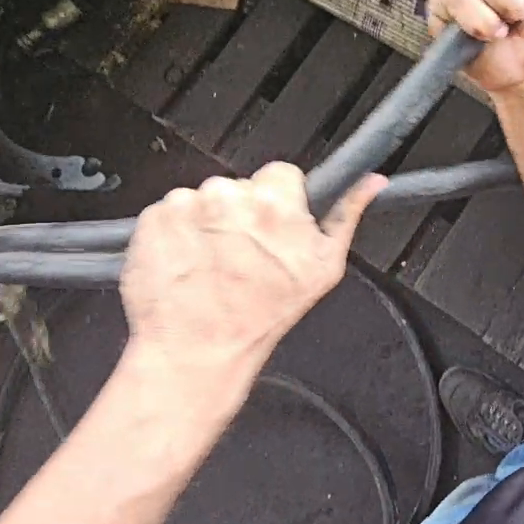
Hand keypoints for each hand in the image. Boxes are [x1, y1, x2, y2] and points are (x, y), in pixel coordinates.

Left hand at [118, 164, 385, 374]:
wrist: (196, 350)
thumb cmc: (260, 314)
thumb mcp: (323, 269)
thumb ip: (347, 215)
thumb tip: (371, 183)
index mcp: (275, 203)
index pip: (280, 173)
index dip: (280, 200)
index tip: (274, 225)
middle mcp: (229, 196)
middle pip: (241, 185)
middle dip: (243, 211)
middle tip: (243, 251)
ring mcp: (187, 206)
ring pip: (205, 198)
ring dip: (209, 222)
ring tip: (213, 261)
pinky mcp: (152, 219)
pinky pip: (170, 212)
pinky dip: (177, 233)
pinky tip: (188, 262)